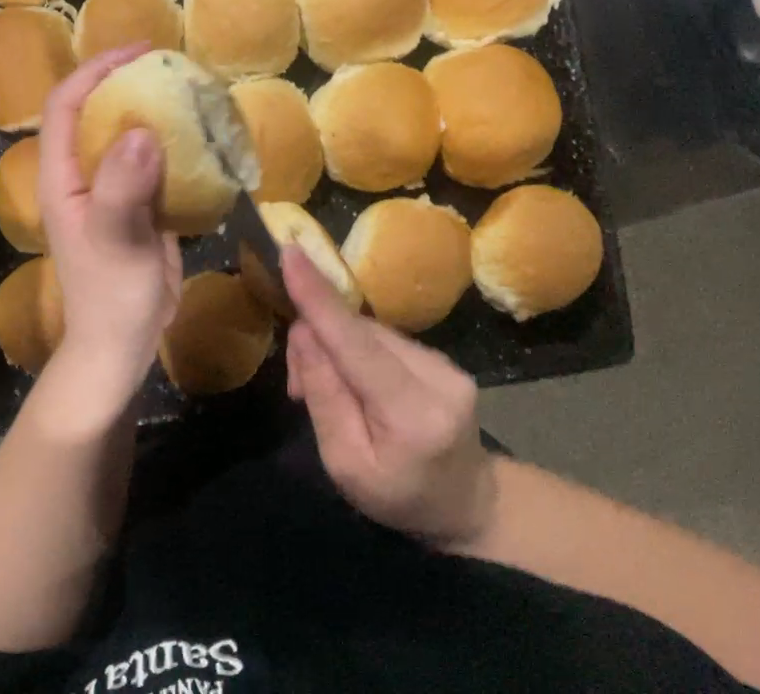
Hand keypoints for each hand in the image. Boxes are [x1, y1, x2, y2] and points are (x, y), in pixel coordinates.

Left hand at [35, 45, 183, 410]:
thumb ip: (123, 186)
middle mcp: (80, 175)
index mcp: (61, 176)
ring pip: (127, 137)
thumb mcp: (116, 240)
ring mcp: (109, 191)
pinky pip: (152, 165)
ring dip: (156, 113)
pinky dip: (175, 148)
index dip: (96, 71)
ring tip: (195, 93)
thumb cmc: (110, 294)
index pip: (66, 105)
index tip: (139, 52)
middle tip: (175, 69)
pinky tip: (206, 139)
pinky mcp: (137, 208)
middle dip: (130, 85)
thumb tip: (143, 130)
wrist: (123, 343)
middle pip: (97, 113)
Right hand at [282, 247, 497, 545]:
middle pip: (356, 334)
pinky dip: (353, 351)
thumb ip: (324, 396)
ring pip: (367, 332)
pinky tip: (350, 381)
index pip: (356, 344)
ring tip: (319, 389)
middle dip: (315, 343)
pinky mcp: (442, 360)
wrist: (469, 505)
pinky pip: (381, 340)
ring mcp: (447, 366)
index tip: (290, 253)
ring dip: (333, 348)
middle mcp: (439, 378)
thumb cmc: (399, 497)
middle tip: (294, 388)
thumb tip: (304, 332)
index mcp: (413, 414)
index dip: (319, 299)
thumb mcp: (345, 464)